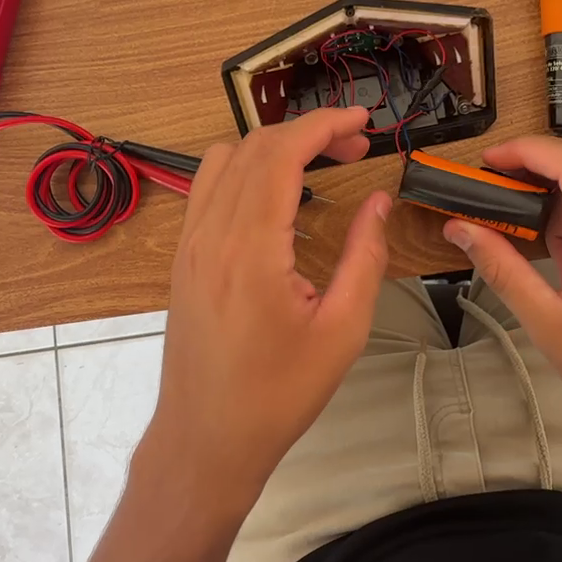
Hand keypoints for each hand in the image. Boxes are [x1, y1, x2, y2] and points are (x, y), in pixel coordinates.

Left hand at [136, 107, 392, 515]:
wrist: (205, 439)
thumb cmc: (278, 393)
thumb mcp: (342, 330)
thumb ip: (366, 256)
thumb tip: (379, 200)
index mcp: (250, 247)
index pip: (282, 153)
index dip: (324, 124)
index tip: (363, 121)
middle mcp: (211, 232)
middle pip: (254, 147)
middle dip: (308, 133)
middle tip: (355, 148)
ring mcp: (189, 242)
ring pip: (225, 159)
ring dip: (273, 147)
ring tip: (317, 165)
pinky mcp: (182, 256)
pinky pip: (209, 187)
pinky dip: (245, 170)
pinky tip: (276, 198)